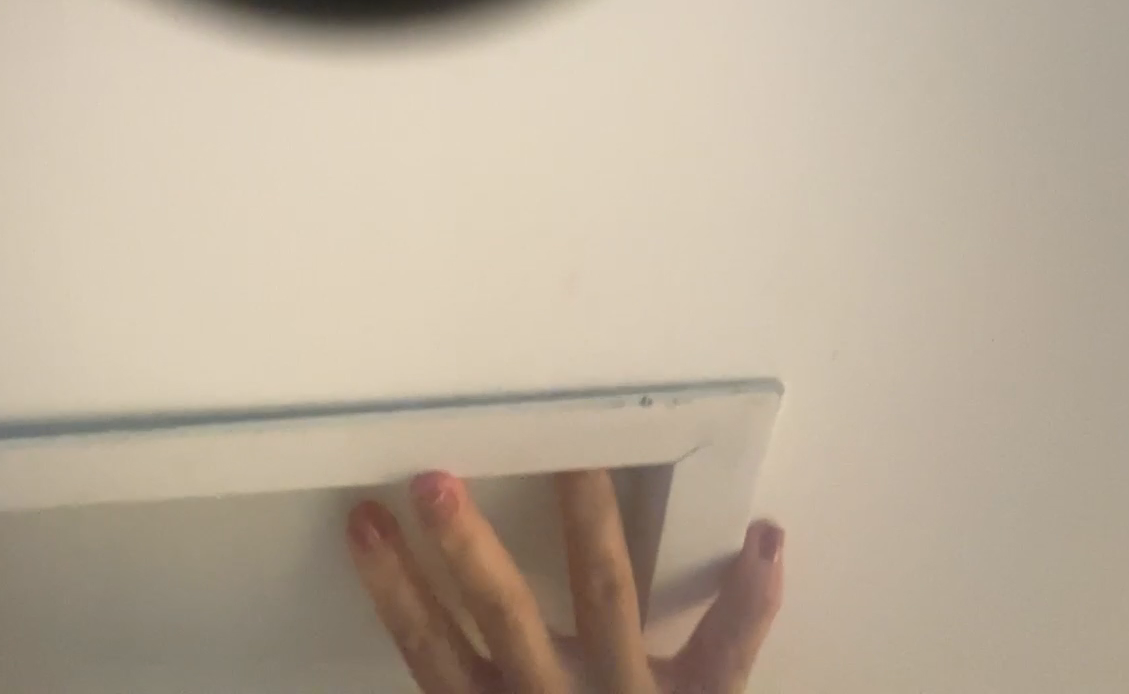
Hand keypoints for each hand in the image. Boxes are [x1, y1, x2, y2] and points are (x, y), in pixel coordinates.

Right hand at [348, 471, 782, 693]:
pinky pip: (728, 652)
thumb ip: (458, 686)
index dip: (394, 587)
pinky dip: (749, 599)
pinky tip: (765, 537)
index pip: (430, 649)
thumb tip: (415, 618)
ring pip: (606, 598)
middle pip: (504, 614)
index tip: (363, 518)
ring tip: (580, 457)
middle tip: (435, 482)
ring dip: (588, 527)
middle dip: (469, 550)